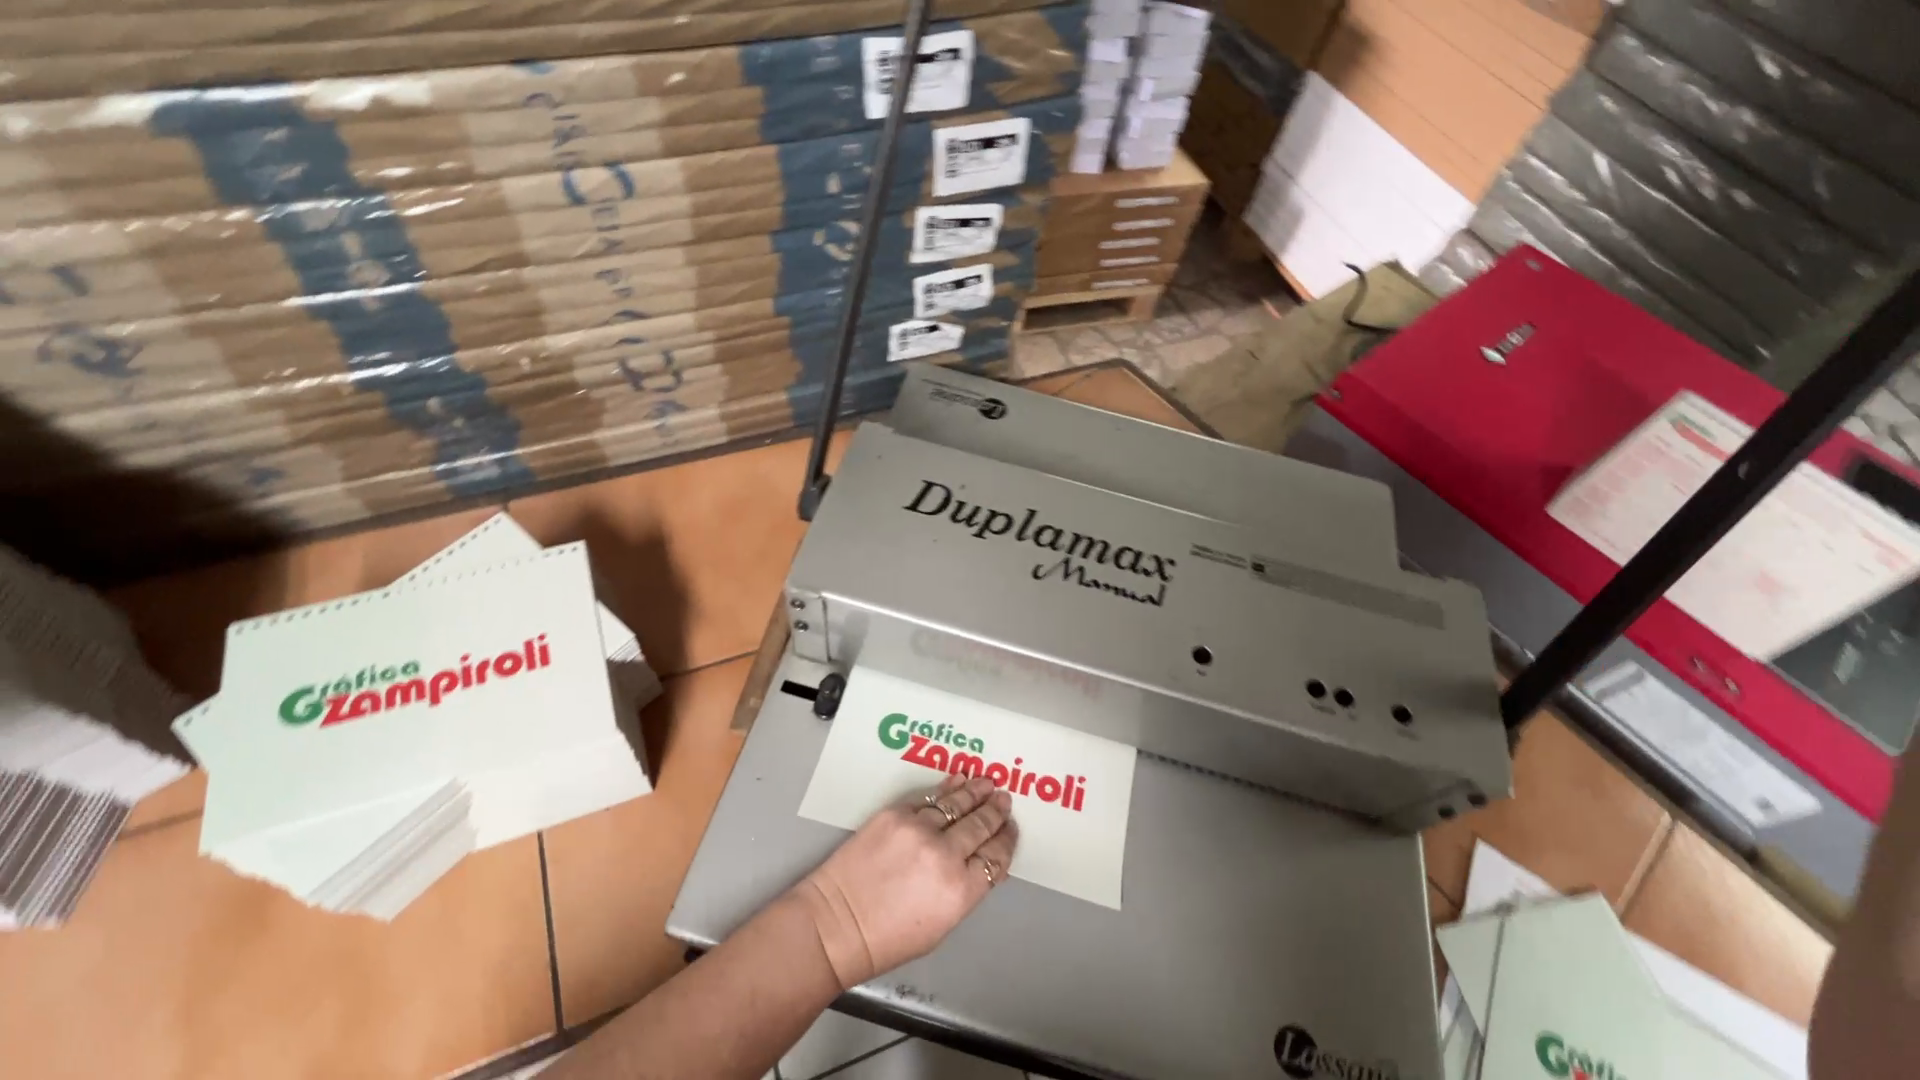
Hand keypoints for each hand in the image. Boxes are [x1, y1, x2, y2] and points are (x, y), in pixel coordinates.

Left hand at [794, 774, 1018, 989]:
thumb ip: (967, 890)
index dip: (1006, 840)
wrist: (837, 923)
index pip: (995, 855)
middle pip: (980, 825)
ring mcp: (918, 830)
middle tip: (1004, 799)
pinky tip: (957, 782)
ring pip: (957, 805)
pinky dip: (947, 790)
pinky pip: (929, 799)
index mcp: (961, 891)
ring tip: (987, 783)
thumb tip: (982, 862)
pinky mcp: (895, 815)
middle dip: (995, 812)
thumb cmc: (889, 938)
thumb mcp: (943, 924)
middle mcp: (945, 855)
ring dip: (975, 793)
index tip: (1011, 829)